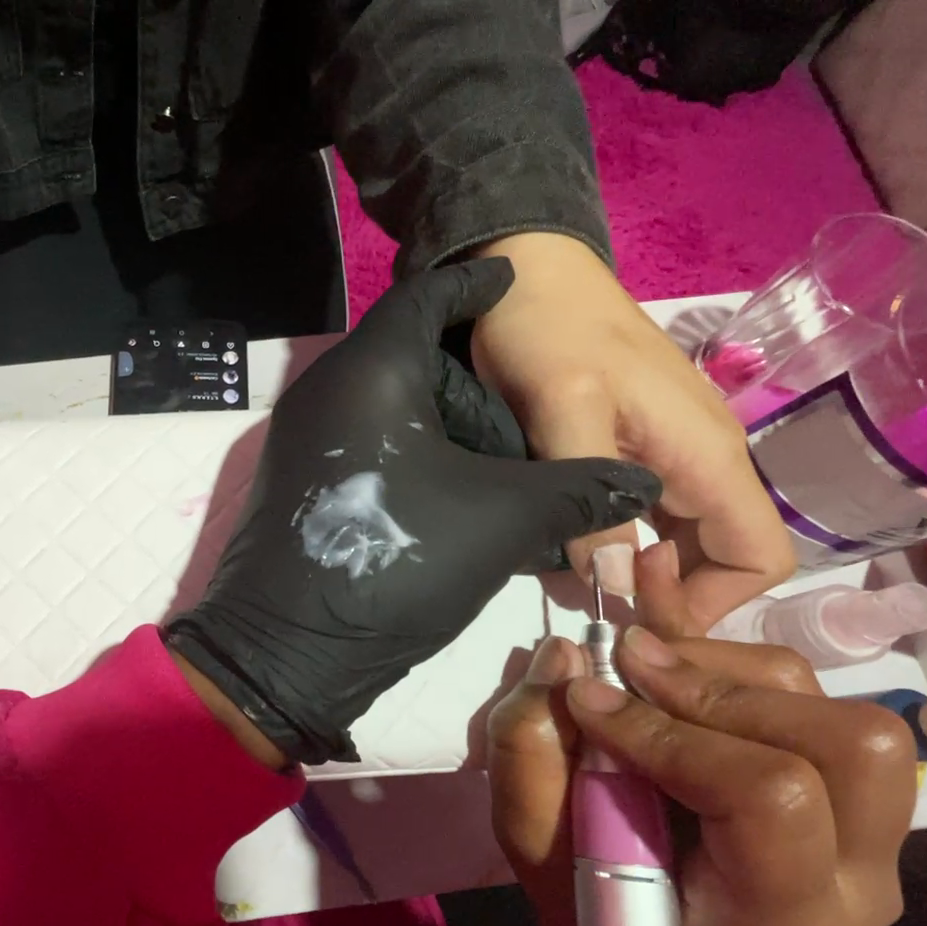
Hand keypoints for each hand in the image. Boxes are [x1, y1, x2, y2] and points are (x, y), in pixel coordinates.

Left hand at [165, 260, 661, 765]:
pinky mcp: (297, 477)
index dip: (474, 283)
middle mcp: (326, 390)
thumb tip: (642, 481)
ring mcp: (303, 436)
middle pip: (406, 354)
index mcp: (368, 373)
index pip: (427, 297)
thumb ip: (576, 488)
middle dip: (468, 369)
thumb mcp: (499, 521)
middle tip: (524, 394)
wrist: (284, 647)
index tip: (511, 278)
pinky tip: (450, 486)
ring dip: (440, 418)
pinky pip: (363, 440)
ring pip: (384, 403)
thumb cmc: (392, 564)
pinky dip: (408, 448)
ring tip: (500, 450)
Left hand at [471, 232, 794, 630]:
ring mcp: (671, 452)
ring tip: (568, 576)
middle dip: (665, 593)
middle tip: (588, 600)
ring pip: (679, 537)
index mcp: (708, 457)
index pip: (762, 558)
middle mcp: (705, 460)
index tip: (632, 610)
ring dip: (636, 568)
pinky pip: (646, 511)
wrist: (527, 273)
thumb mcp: (562, 409)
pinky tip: (564, 544)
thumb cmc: (547, 332)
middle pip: (720, 557)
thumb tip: (616, 582)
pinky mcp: (634, 445)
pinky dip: (617, 538)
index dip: (709, 601)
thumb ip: (590, 493)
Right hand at [488, 564, 913, 925]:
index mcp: (784, 913)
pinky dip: (727, 658)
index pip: (768, 795)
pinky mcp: (850, 777)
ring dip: (720, 666)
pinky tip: (665, 649)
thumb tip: (566, 654)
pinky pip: (808, 690)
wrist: (640, 922)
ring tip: (638, 663)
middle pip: (843, 742)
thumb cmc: (585, 894)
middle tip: (624, 659)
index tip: (584, 698)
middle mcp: (860, 873)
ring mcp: (874, 824)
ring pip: (829, 702)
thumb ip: (530, 753)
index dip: (667, 733)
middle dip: (714, 687)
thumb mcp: (531, 838)